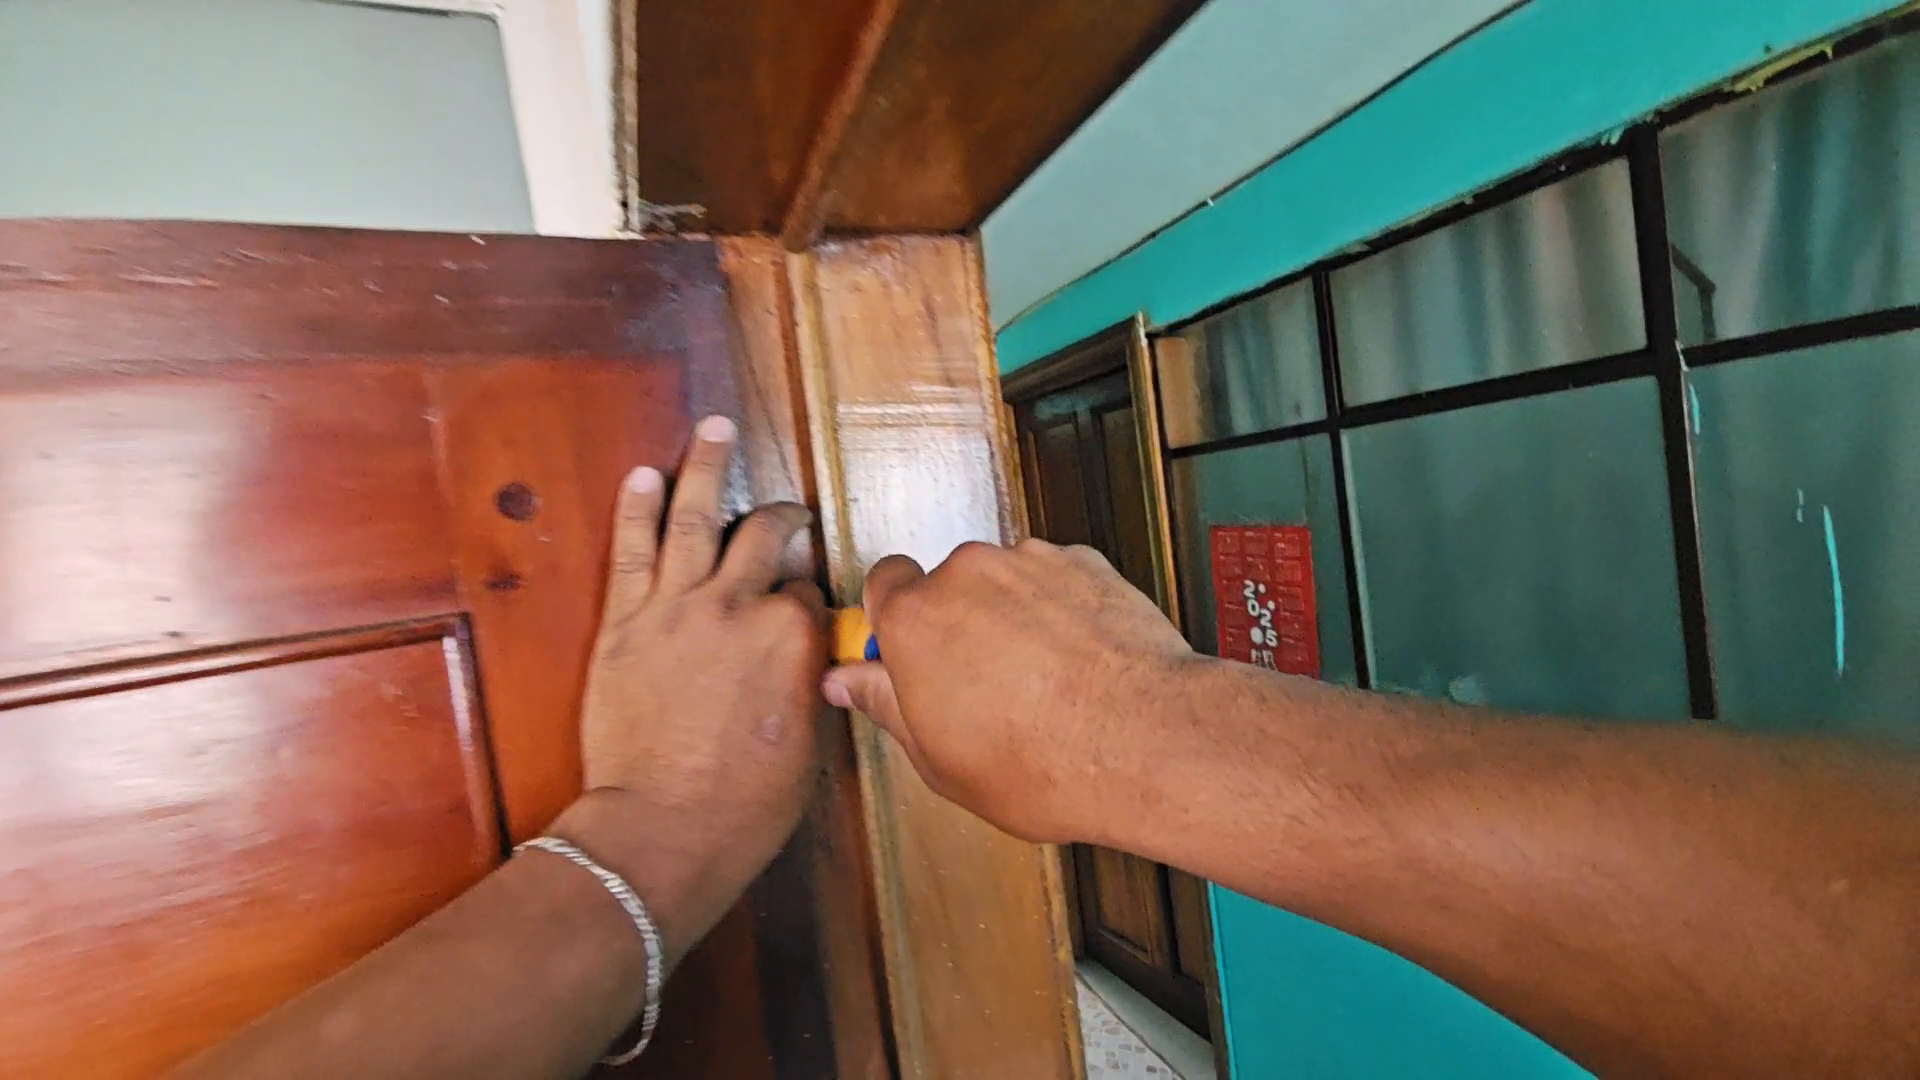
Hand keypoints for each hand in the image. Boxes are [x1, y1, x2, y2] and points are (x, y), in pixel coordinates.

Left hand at [555, 416, 828, 963]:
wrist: (664, 829)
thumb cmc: (753, 799)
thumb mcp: (813, 735)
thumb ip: (815, 671)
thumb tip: (811, 643)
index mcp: (794, 633)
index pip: (807, 589)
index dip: (808, 593)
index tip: (804, 600)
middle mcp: (741, 605)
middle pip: (765, 538)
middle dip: (782, 518)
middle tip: (789, 509)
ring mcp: (680, 607)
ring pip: (699, 520)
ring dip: (709, 468)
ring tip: (716, 428)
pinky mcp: (627, 621)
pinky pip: (633, 551)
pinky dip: (638, 508)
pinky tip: (646, 473)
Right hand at [822, 539, 1199, 843]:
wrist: (1146, 741)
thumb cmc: (1042, 763)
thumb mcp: (940, 757)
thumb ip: (886, 705)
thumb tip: (847, 680)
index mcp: (915, 619)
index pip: (883, 584)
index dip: (896, 617)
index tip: (914, 649)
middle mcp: (965, 573)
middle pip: (945, 585)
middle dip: (958, 622)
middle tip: (985, 679)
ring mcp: (1028, 560)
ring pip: (1001, 581)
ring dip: (1010, 614)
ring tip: (1043, 674)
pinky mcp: (1080, 560)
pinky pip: (1052, 577)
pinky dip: (1058, 606)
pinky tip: (1078, 656)